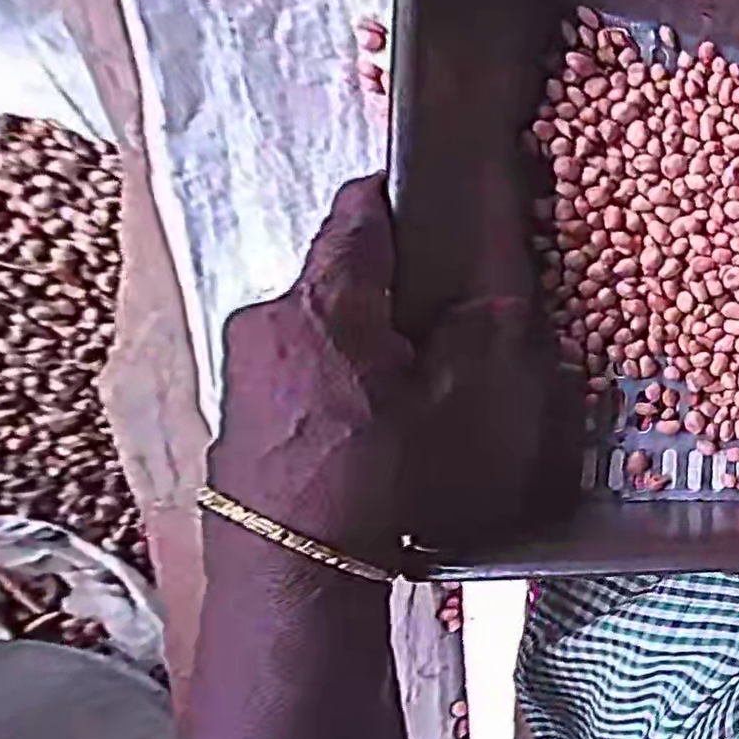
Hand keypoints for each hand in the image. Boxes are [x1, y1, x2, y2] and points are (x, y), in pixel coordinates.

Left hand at [209, 174, 574, 569]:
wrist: (299, 552)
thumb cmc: (382, 469)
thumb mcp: (450, 402)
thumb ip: (472, 338)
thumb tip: (494, 297)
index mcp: (326, 310)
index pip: (357, 223)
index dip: (391, 196)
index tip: (421, 186)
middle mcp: (271, 316)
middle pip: (342, 270)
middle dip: (394, 278)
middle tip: (446, 307)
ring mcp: (249, 352)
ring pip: (324, 311)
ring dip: (371, 319)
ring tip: (417, 361)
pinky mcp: (244, 385)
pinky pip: (304, 344)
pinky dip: (345, 350)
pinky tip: (377, 393)